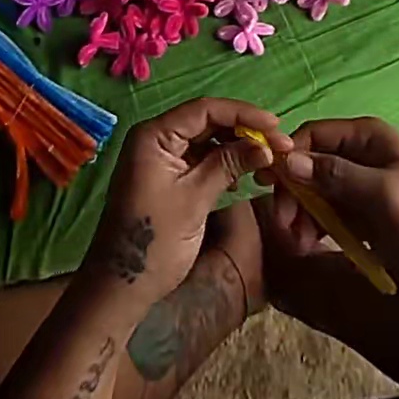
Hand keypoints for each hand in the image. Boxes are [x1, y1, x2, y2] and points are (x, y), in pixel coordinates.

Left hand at [84, 98, 291, 304]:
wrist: (121, 288)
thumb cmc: (154, 242)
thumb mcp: (195, 199)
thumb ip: (229, 164)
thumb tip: (266, 146)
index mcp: (154, 135)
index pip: (204, 110)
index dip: (243, 114)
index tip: (275, 123)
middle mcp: (156, 137)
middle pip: (206, 121)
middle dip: (243, 129)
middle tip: (277, 141)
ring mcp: (161, 156)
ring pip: (206, 137)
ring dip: (236, 145)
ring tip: (266, 156)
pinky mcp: (168, 174)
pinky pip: (200, 155)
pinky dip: (223, 160)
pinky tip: (243, 173)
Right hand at [256, 117, 398, 295]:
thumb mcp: (383, 195)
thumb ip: (335, 176)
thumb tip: (288, 159)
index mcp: (368, 138)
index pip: (315, 135)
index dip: (290, 155)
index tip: (269, 185)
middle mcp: (362, 157)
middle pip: (312, 164)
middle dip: (295, 192)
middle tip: (284, 226)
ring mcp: (364, 189)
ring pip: (318, 193)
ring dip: (303, 214)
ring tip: (299, 244)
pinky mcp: (366, 219)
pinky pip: (331, 216)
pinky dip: (317, 228)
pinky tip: (310, 246)